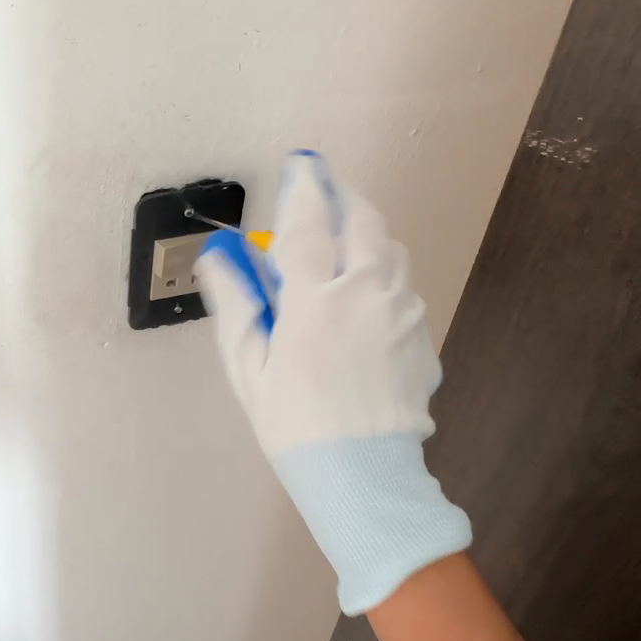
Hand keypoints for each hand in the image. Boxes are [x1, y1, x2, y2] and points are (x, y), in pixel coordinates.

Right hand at [195, 150, 470, 613]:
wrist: (363, 476)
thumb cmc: (293, 422)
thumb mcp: (250, 366)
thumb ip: (237, 303)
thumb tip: (219, 257)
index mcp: (316, 300)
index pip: (308, 225)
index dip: (303, 189)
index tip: (301, 165)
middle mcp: (366, 293)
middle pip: (364, 222)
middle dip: (344, 198)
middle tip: (325, 192)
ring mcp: (402, 313)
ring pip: (391, 250)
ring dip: (366, 232)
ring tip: (343, 238)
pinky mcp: (422, 336)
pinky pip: (403, 286)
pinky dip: (382, 272)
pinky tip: (364, 293)